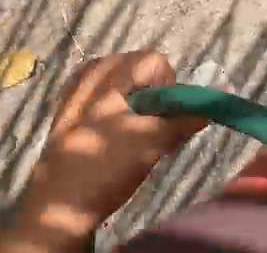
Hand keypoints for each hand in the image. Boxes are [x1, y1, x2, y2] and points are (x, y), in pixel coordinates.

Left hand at [0, 51, 205, 250]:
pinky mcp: (66, 111)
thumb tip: (207, 108)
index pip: (154, 61)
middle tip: (150, 123)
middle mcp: (92, 72)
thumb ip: (180, 122)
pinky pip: (97, 94)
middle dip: (150, 91)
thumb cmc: (106, 166)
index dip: (167, 85)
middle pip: (135, 67)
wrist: (59, 205)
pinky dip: (110, 104)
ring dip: (131, 98)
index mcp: (111, 72)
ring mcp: (76, 90)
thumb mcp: (150, 144)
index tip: (165, 115)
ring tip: (131, 128)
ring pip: (117, 80)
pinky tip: (110, 129)